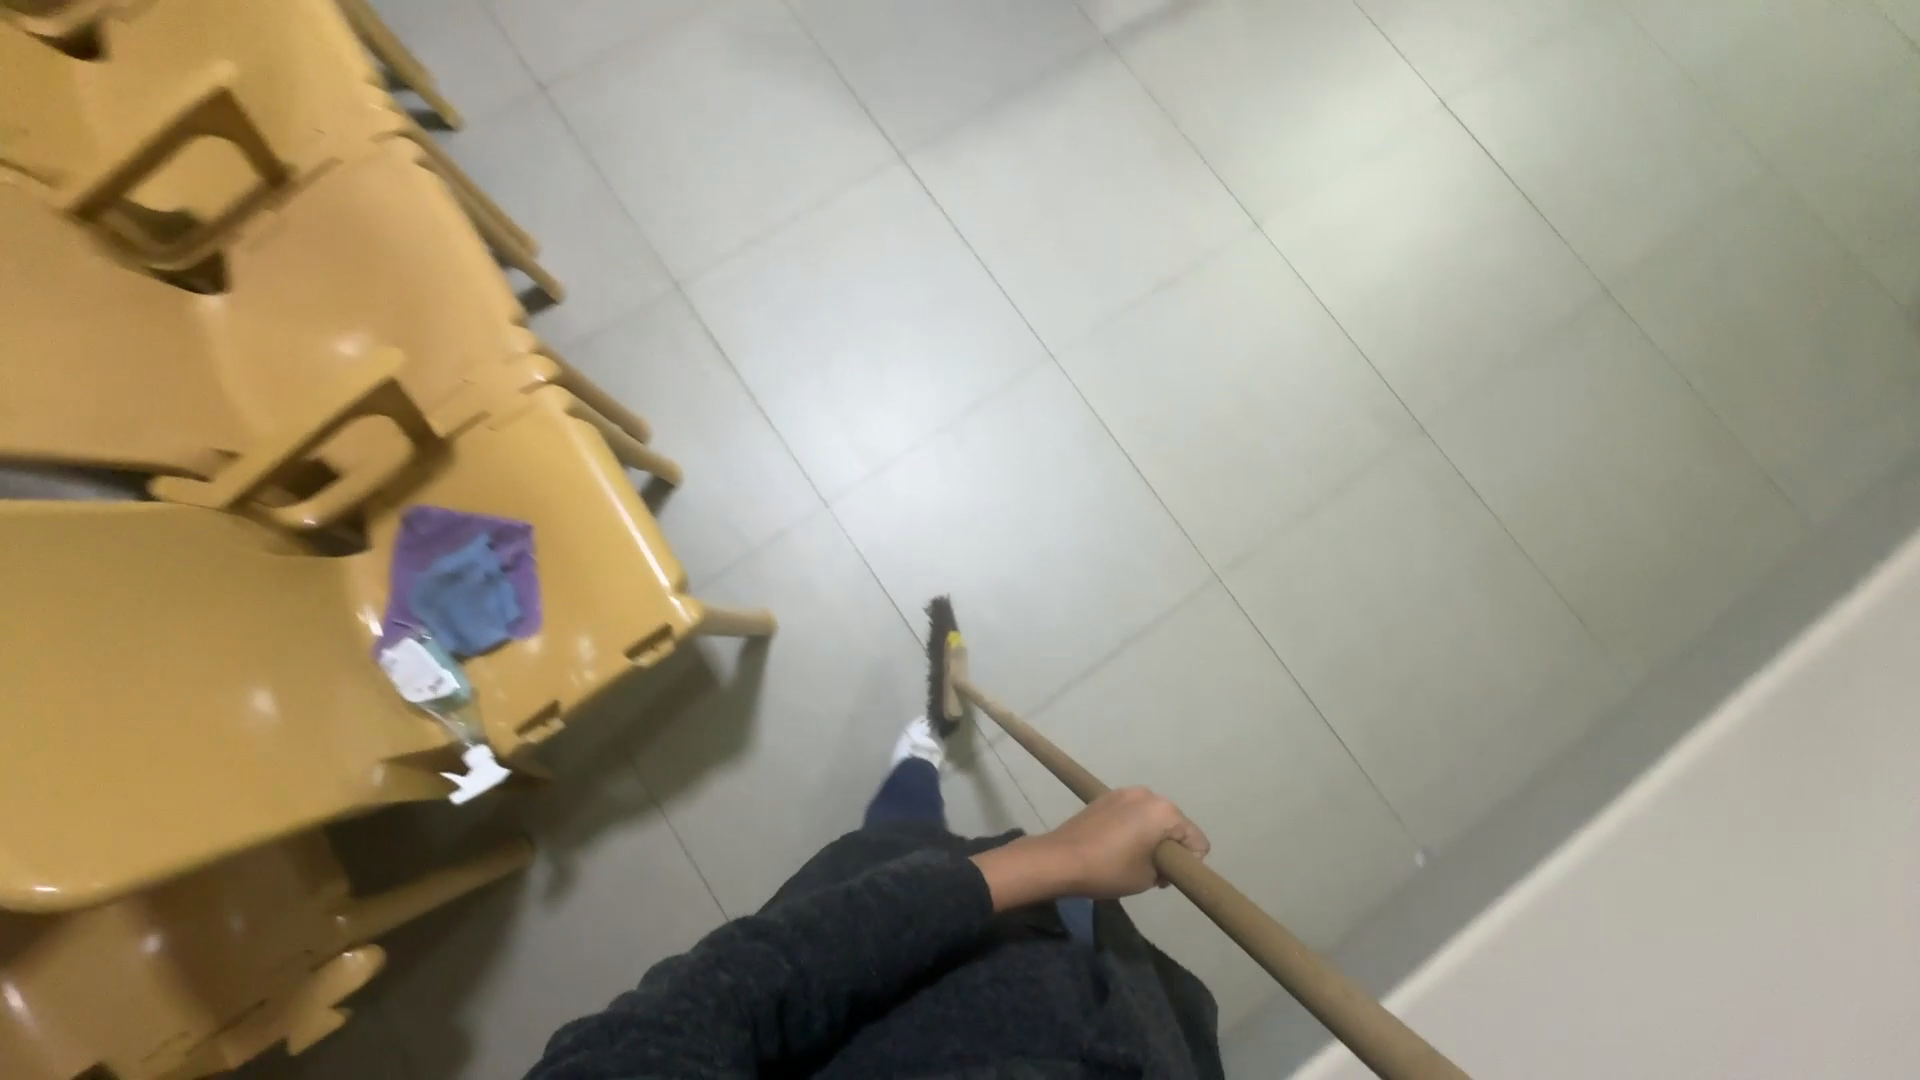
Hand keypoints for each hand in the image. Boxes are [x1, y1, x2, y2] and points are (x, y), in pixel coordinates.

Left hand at [970, 787, 1208, 910]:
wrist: (1062, 858)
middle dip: (1170, 847)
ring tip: (1132, 858)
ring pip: (1154, 818)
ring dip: (1151, 836)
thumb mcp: (1149, 877)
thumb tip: (1164, 863)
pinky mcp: (1107, 796)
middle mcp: (1148, 794)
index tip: (1166, 877)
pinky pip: (1133, 812)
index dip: (1189, 864)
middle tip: (1150, 870)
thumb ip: (1169, 868)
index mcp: (1164, 811)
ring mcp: (1125, 792)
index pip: (1197, 841)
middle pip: (1175, 825)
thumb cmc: (1110, 869)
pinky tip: (1117, 844)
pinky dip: (1134, 827)